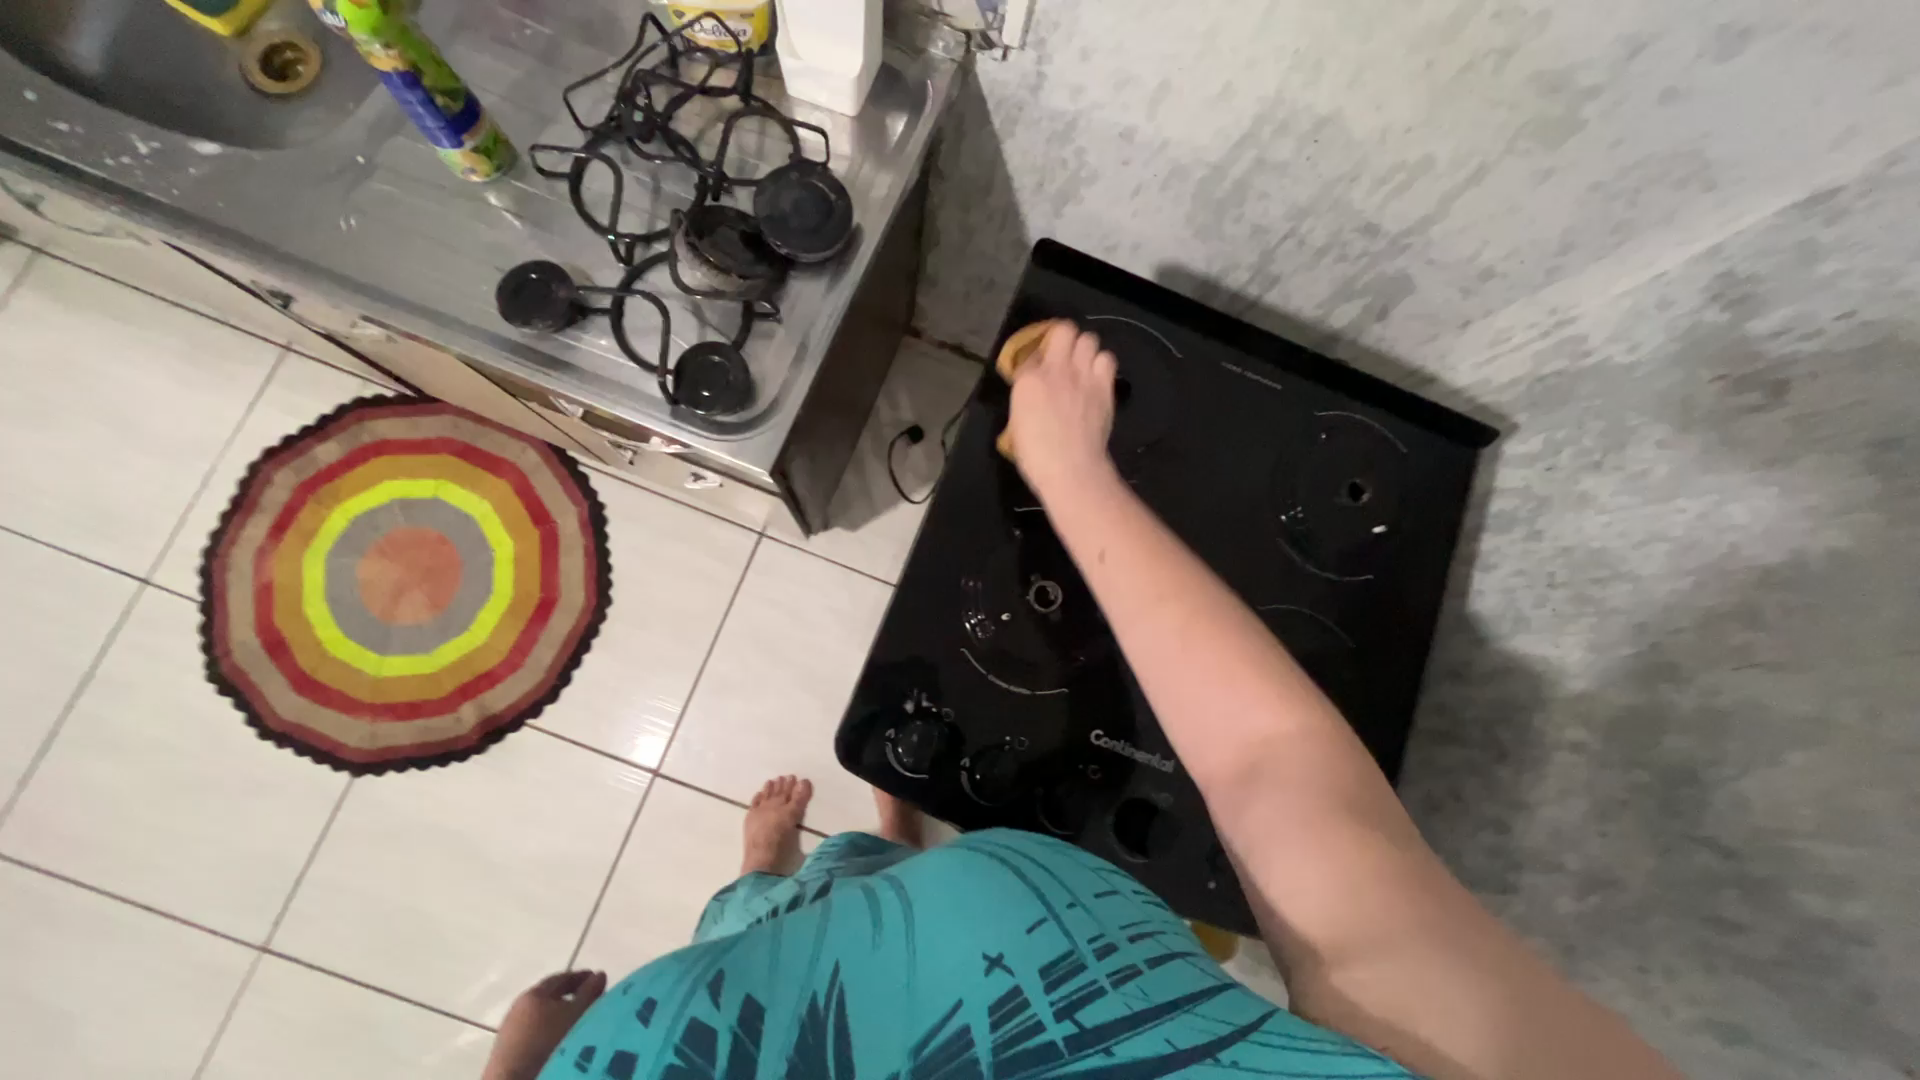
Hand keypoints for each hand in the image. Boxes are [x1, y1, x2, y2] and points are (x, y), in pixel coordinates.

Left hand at [482, 970, 607, 1079]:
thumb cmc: (550, 1042)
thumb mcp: (578, 1013)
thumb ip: (590, 992)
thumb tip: (599, 974)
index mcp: (534, 994)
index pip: (560, 978)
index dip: (580, 978)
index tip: (596, 980)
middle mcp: (517, 1008)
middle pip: (548, 998)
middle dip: (569, 998)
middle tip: (589, 1003)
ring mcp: (508, 1031)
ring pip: (539, 1018)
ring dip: (557, 1018)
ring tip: (575, 1027)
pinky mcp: (504, 1053)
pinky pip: (532, 1035)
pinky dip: (546, 1034)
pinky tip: (557, 1044)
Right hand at [1007, 320, 1118, 498]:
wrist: (1071, 469)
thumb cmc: (1036, 456)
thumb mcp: (1018, 423)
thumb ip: (1026, 397)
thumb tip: (1034, 389)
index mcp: (1027, 380)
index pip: (1031, 352)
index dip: (1036, 358)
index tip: (1037, 368)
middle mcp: (1055, 369)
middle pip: (1065, 330)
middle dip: (1064, 339)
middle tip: (1063, 355)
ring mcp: (1083, 375)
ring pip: (1090, 339)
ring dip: (1085, 350)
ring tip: (1082, 365)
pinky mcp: (1104, 386)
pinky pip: (1108, 359)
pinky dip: (1102, 365)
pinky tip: (1097, 378)